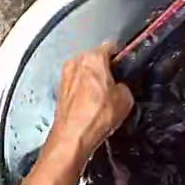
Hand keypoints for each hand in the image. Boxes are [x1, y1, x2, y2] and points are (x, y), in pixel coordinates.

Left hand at [45, 45, 133, 166]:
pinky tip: (91, 106)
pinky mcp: (59, 91)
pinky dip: (83, 92)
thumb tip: (119, 87)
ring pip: (84, 72)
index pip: (111, 47)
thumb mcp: (125, 98)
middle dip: (105, 69)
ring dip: (92, 80)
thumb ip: (124, 86)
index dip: (121, 56)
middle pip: (95, 59)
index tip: (125, 66)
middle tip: (116, 85)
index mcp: (93, 57)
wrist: (73, 137)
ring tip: (103, 98)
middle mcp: (76, 62)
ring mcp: (65, 76)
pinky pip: (76, 86)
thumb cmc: (97, 115)